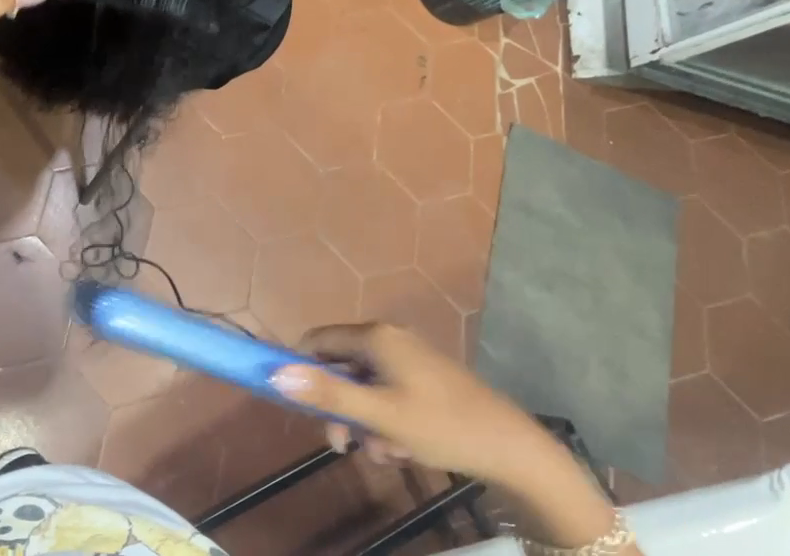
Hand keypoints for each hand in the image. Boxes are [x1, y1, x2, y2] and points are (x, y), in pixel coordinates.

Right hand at [269, 323, 566, 487]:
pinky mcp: (424, 378)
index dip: (301, 369)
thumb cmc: (442, 426)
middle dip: (338, 408)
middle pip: (340, 367)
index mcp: (375, 336)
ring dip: (364, 421)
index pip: (316, 340)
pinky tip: (402, 448)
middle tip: (343, 446)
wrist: (513, 449)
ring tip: (384, 453)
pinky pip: (387, 393)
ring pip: (364, 386)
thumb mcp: (380, 415)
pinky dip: (385, 420)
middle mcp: (388, 338)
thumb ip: (328, 394)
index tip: (302, 408)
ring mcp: (408, 357)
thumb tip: (275, 375)